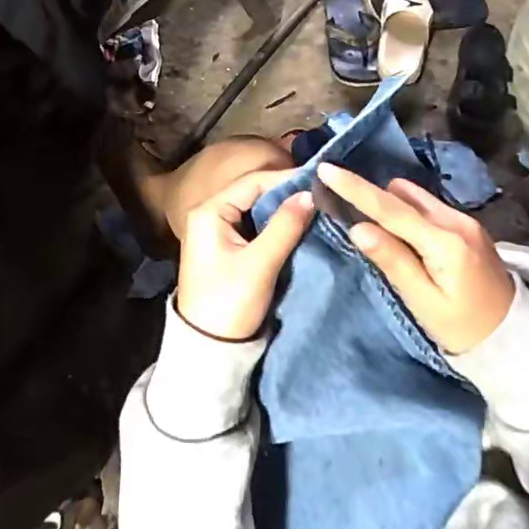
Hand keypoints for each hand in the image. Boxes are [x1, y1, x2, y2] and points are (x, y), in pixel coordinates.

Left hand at [176, 169, 314, 340]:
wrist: (208, 348)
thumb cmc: (230, 303)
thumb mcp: (260, 263)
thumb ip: (285, 226)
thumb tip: (310, 194)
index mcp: (209, 212)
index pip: (253, 182)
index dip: (286, 179)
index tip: (318, 181)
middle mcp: (209, 215)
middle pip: (255, 193)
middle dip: (287, 194)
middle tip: (321, 195)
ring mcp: (217, 232)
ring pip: (257, 210)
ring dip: (283, 211)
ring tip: (315, 209)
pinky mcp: (227, 248)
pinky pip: (255, 227)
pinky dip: (276, 226)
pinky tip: (299, 227)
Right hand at [317, 163, 513, 353]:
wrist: (514, 336)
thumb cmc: (464, 328)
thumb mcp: (424, 302)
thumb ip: (393, 261)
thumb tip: (358, 227)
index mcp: (445, 241)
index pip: (391, 208)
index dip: (356, 188)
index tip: (326, 169)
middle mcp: (456, 220)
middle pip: (402, 194)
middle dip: (370, 194)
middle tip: (340, 206)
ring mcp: (464, 220)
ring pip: (415, 198)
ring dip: (389, 205)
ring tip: (367, 224)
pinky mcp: (467, 226)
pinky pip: (427, 207)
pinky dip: (407, 213)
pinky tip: (397, 233)